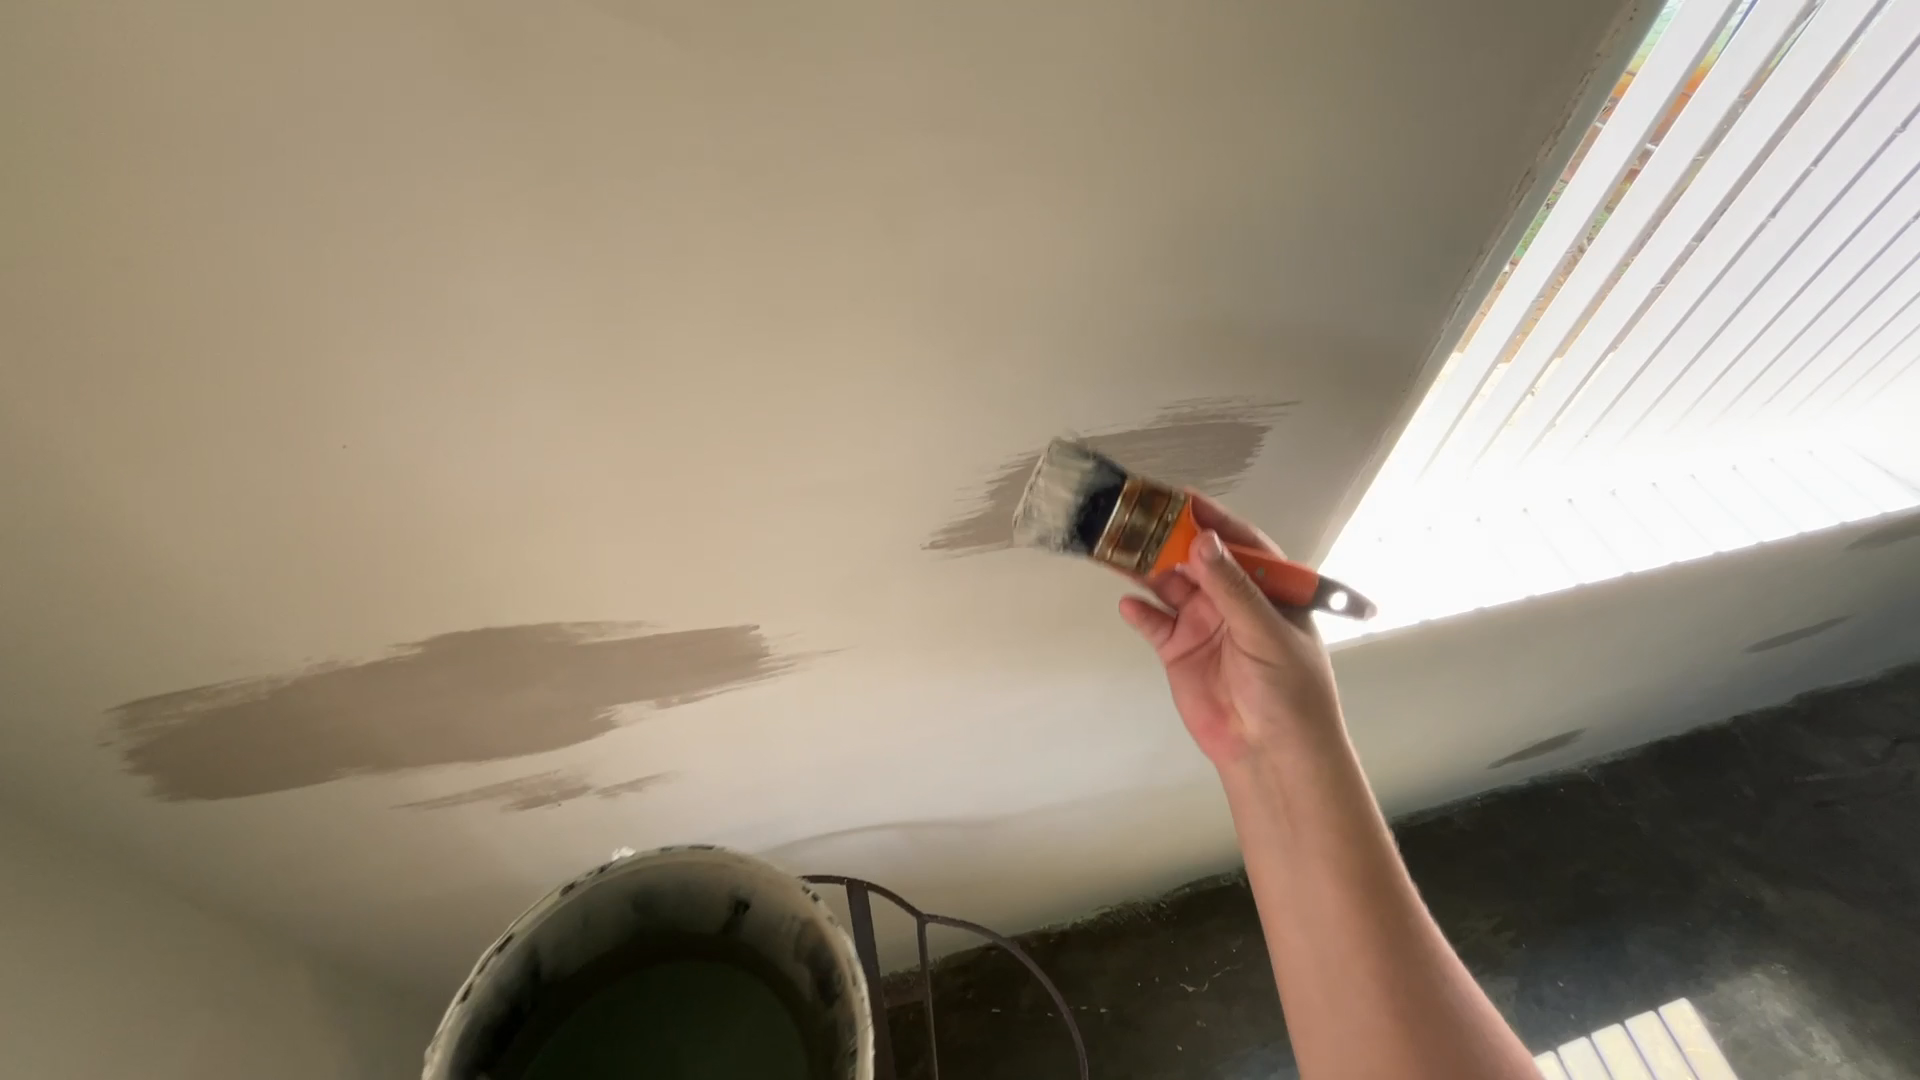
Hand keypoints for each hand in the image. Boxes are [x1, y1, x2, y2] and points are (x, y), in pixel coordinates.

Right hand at [1117, 496, 1343, 766]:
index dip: (1209, 519)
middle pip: (1194, 560)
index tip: (1178, 499)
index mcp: (1267, 588)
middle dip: (1166, 540)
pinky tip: (1128, 603)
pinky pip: (1153, 622)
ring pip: (1168, 586)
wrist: (1269, 752)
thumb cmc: (1289, 691)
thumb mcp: (1266, 633)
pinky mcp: (1177, 649)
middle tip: (1134, 519)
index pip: (1238, 542)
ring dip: (1145, 569)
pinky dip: (1139, 612)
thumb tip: (1203, 541)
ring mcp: (1202, 623)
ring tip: (1117, 550)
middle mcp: (1231, 599)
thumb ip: (1232, 588)